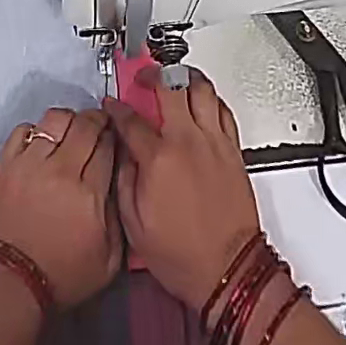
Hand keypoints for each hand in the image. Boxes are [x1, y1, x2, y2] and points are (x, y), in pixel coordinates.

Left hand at [0, 107, 121, 306]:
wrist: (12, 283)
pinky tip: (42, 142)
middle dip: (97, 120)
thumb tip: (121, 181)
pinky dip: (36, 130)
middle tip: (99, 125)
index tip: (116, 136)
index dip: (115, 135)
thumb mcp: (110, 259)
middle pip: (84, 125)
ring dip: (68, 120)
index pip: (108, 144)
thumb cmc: (64, 275)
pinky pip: (23, 130)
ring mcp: (30, 164)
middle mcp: (61, 169)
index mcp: (90, 192)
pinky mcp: (7, 165)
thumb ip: (120, 215)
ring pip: (55, 119)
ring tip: (71, 131)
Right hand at [104, 71, 260, 310]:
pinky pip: (224, 110)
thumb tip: (122, 153)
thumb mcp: (133, 222)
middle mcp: (188, 143)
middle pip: (171, 87)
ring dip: (185, 77)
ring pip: (202, 90)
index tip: (112, 106)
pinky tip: (202, 101)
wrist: (227, 270)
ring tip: (175, 77)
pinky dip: (211, 99)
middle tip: (144, 76)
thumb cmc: (182, 254)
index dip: (117, 108)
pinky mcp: (233, 151)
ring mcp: (214, 144)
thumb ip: (124, 179)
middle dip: (153, 74)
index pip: (131, 119)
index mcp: (158, 159)